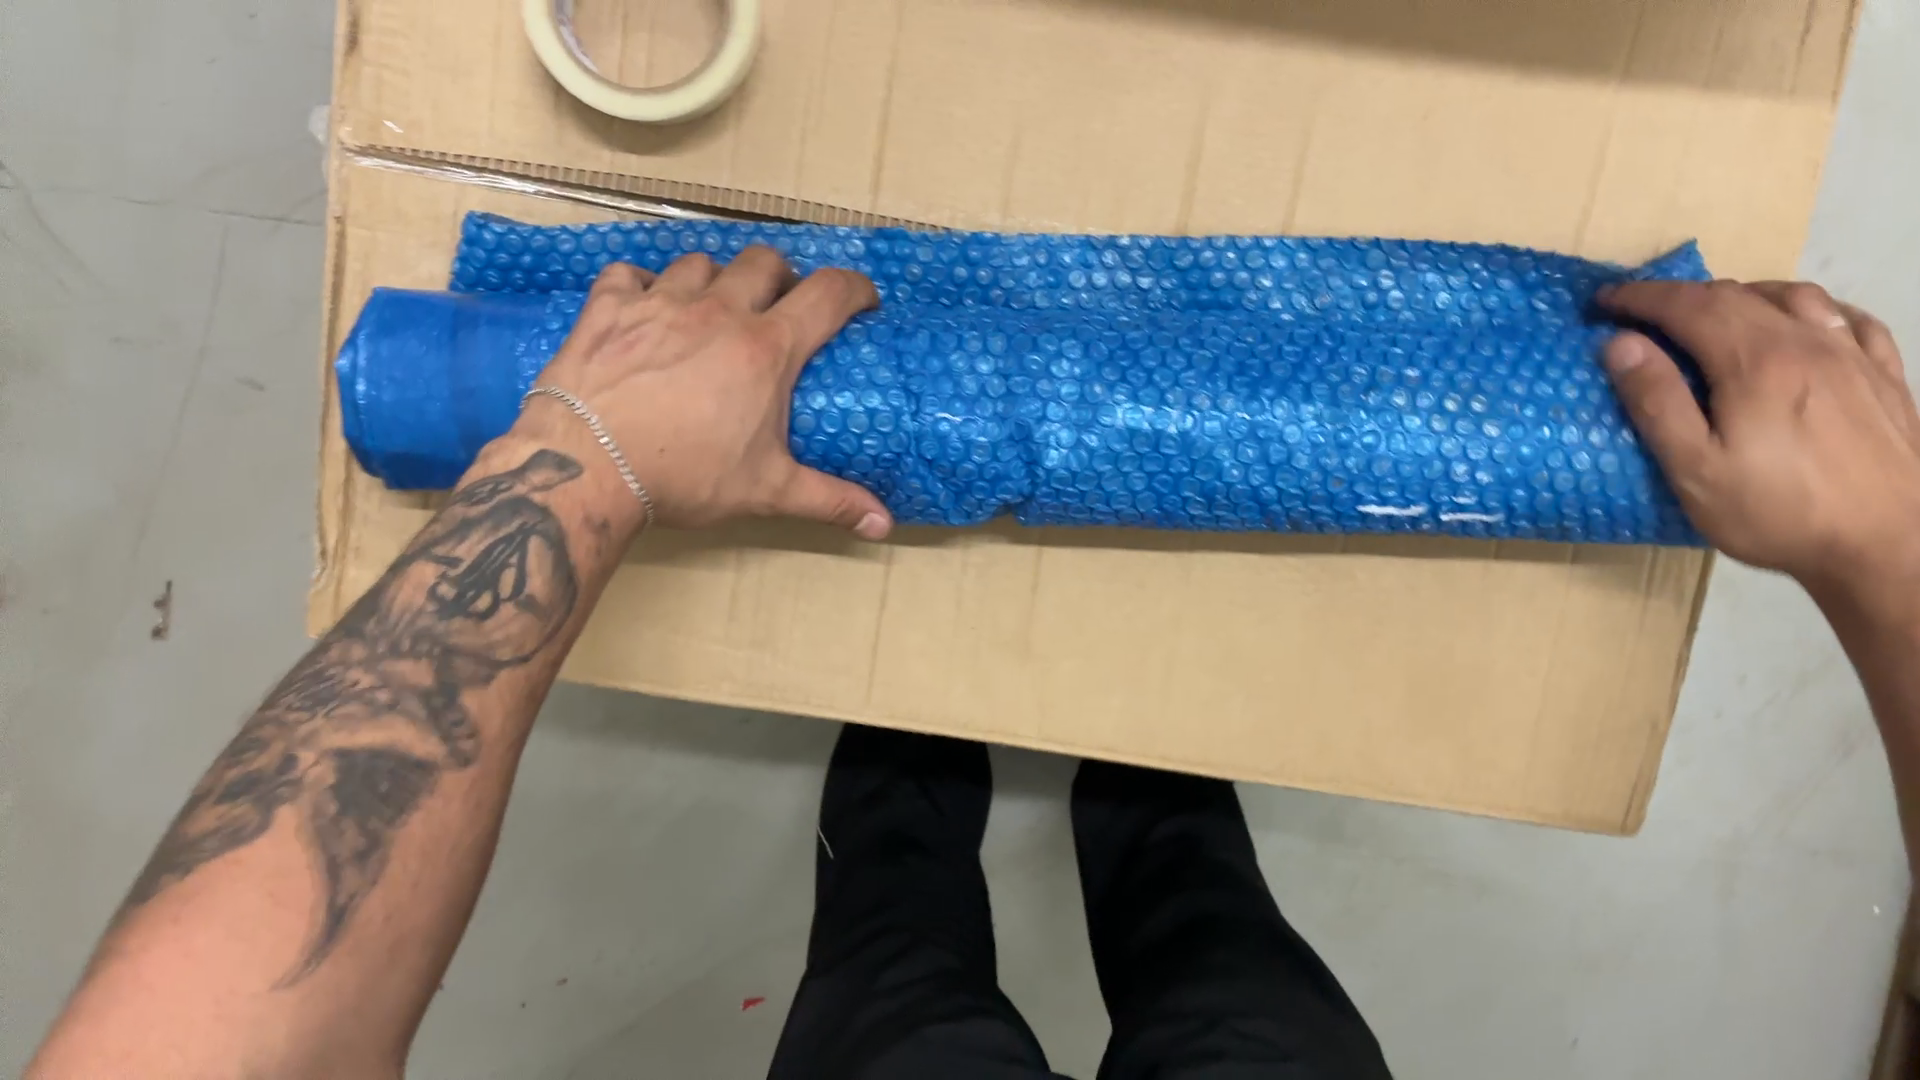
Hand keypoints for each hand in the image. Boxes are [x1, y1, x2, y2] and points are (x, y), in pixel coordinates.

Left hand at [509, 248, 893, 541]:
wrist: (588, 466)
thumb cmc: (686, 476)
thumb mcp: (767, 491)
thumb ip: (830, 501)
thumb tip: (884, 525)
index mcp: (766, 348)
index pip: (828, 295)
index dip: (855, 289)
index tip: (863, 301)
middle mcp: (718, 311)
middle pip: (765, 262)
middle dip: (783, 278)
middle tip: (781, 308)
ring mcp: (659, 302)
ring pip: (701, 263)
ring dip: (718, 280)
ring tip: (713, 310)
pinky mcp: (608, 307)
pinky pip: (631, 274)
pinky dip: (645, 286)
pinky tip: (645, 309)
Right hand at [1599, 280, 1919, 608]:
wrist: (1891, 543)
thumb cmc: (1774, 511)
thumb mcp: (1693, 465)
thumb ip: (1656, 400)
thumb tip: (1620, 344)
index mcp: (1756, 362)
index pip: (1690, 307)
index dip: (1641, 298)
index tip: (1603, 300)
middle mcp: (1808, 344)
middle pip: (1738, 296)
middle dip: (1679, 294)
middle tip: (1637, 310)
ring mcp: (1854, 357)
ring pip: (1794, 297)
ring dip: (1739, 294)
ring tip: (1707, 311)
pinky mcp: (1883, 377)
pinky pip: (1846, 318)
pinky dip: (1805, 308)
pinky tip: (1795, 323)